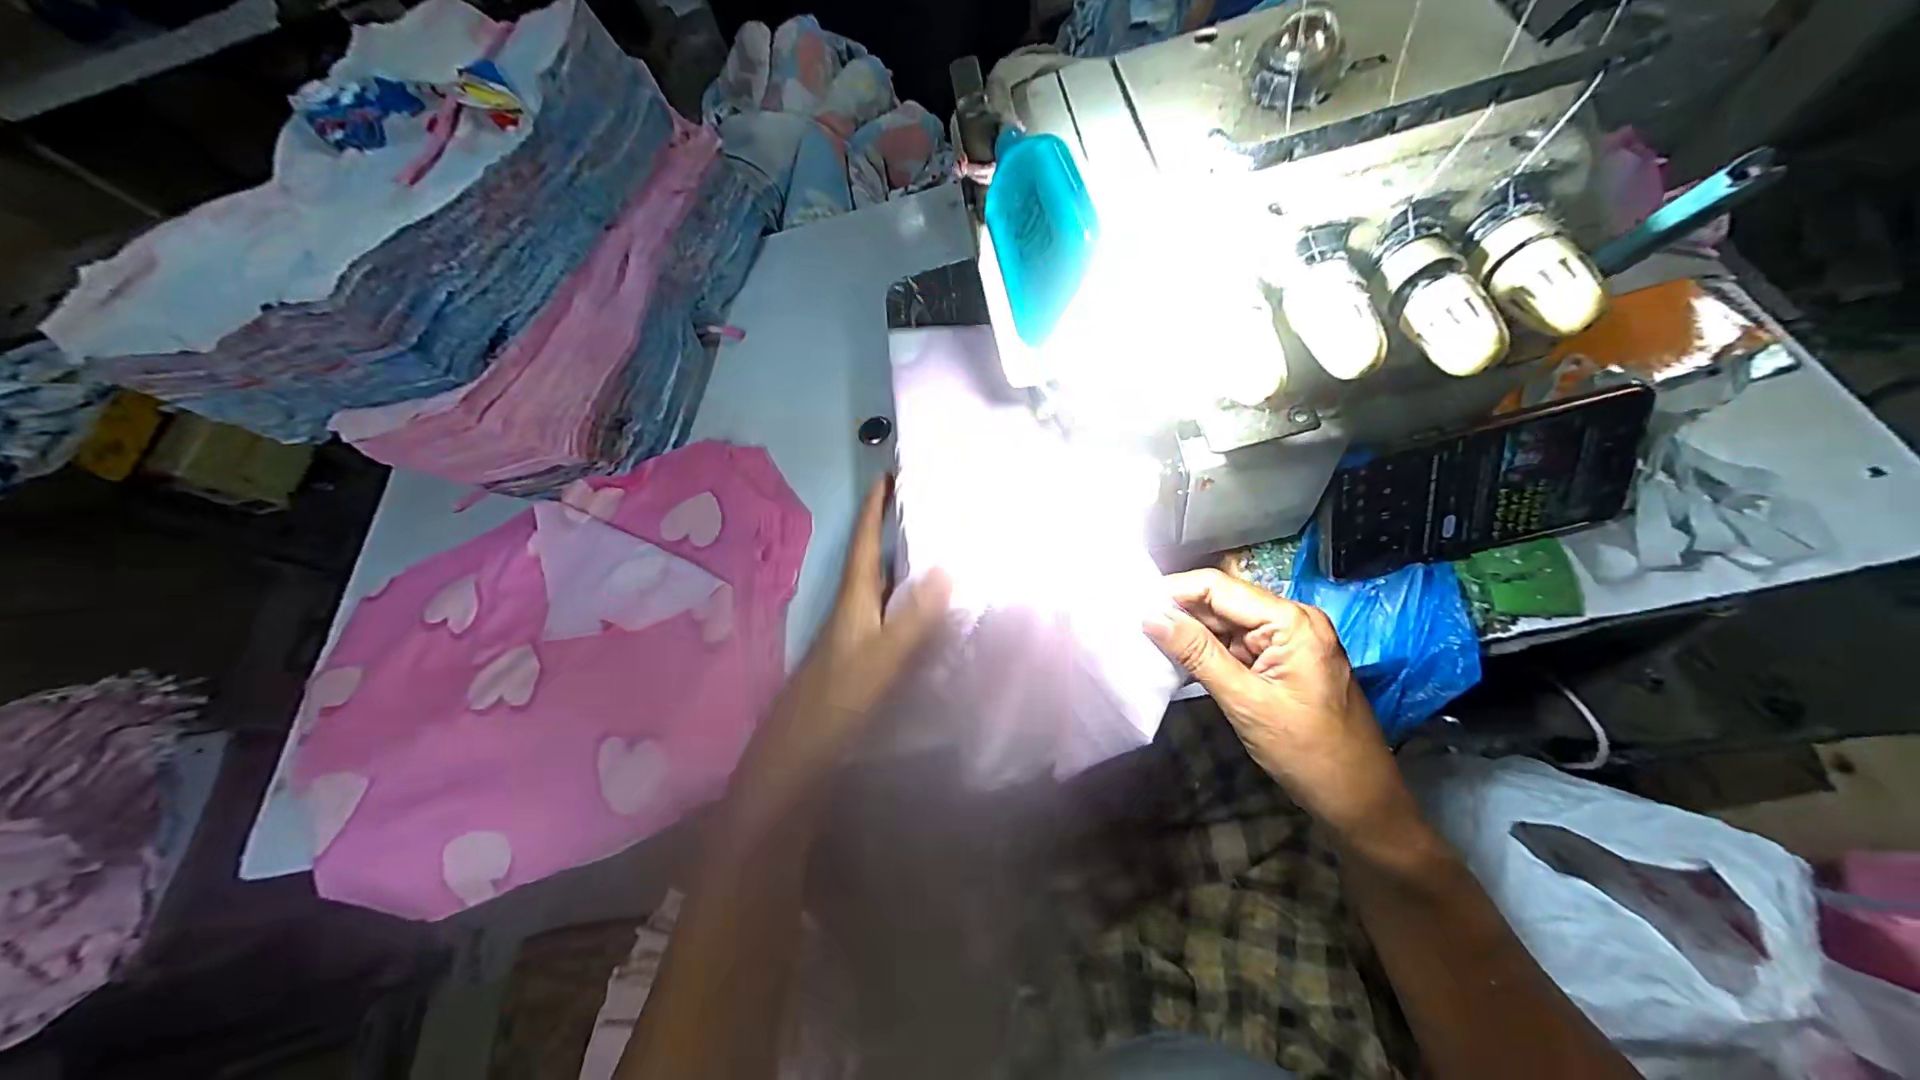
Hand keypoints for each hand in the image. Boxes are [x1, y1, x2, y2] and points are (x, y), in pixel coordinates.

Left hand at [775, 476, 950, 747]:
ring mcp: (855, 629)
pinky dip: (908, 597)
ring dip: (903, 562)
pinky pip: (888, 609)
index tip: (889, 475)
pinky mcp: (861, 650)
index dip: (875, 507)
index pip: (864, 541)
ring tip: (938, 546)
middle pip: (873, 556)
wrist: (802, 747)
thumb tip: (947, 567)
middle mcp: (853, 605)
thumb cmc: (840, 697)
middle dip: (893, 528)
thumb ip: (915, 616)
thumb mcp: (883, 656)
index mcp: (854, 597)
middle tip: (927, 506)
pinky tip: (928, 607)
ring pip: (882, 584)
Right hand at [1144, 569, 1412, 836]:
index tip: (1133, 602)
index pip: (1220, 587)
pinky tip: (1177, 658)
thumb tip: (1151, 617)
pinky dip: (1208, 652)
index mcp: (1291, 621)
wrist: (1359, 799)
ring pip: (1226, 624)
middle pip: (1222, 602)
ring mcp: (1289, 641)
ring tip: (1146, 639)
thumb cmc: (1308, 752)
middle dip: (1179, 612)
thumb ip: (1197, 653)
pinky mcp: (1282, 661)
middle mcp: (1292, 620)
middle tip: (1133, 623)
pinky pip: (1237, 645)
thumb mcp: (1245, 701)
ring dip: (1190, 634)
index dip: (1174, 591)